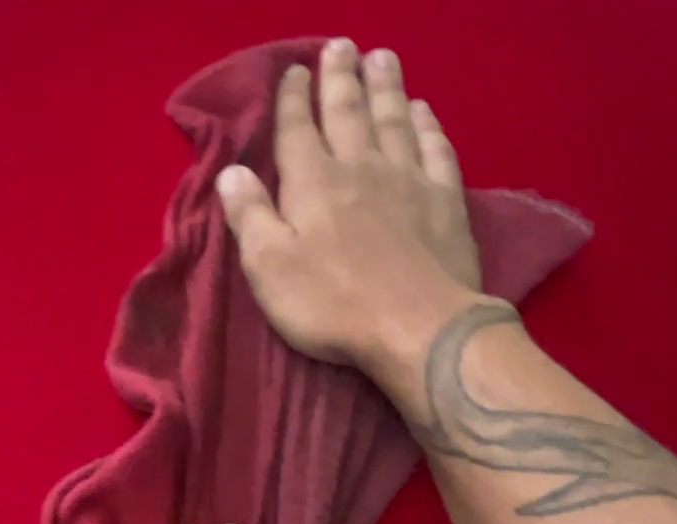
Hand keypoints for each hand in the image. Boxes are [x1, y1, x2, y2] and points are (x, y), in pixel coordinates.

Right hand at [216, 38, 483, 375]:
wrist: (415, 324)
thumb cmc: (328, 302)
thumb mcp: (268, 266)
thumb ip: (250, 216)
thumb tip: (232, 173)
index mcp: (313, 185)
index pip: (297, 133)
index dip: (292, 101)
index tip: (292, 72)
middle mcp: (361, 168)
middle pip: (349, 113)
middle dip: (340, 78)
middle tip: (339, 46)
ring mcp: (409, 179)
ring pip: (395, 119)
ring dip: (385, 87)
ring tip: (381, 58)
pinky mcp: (444, 199)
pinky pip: (434, 147)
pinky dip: (426, 123)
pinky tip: (421, 110)